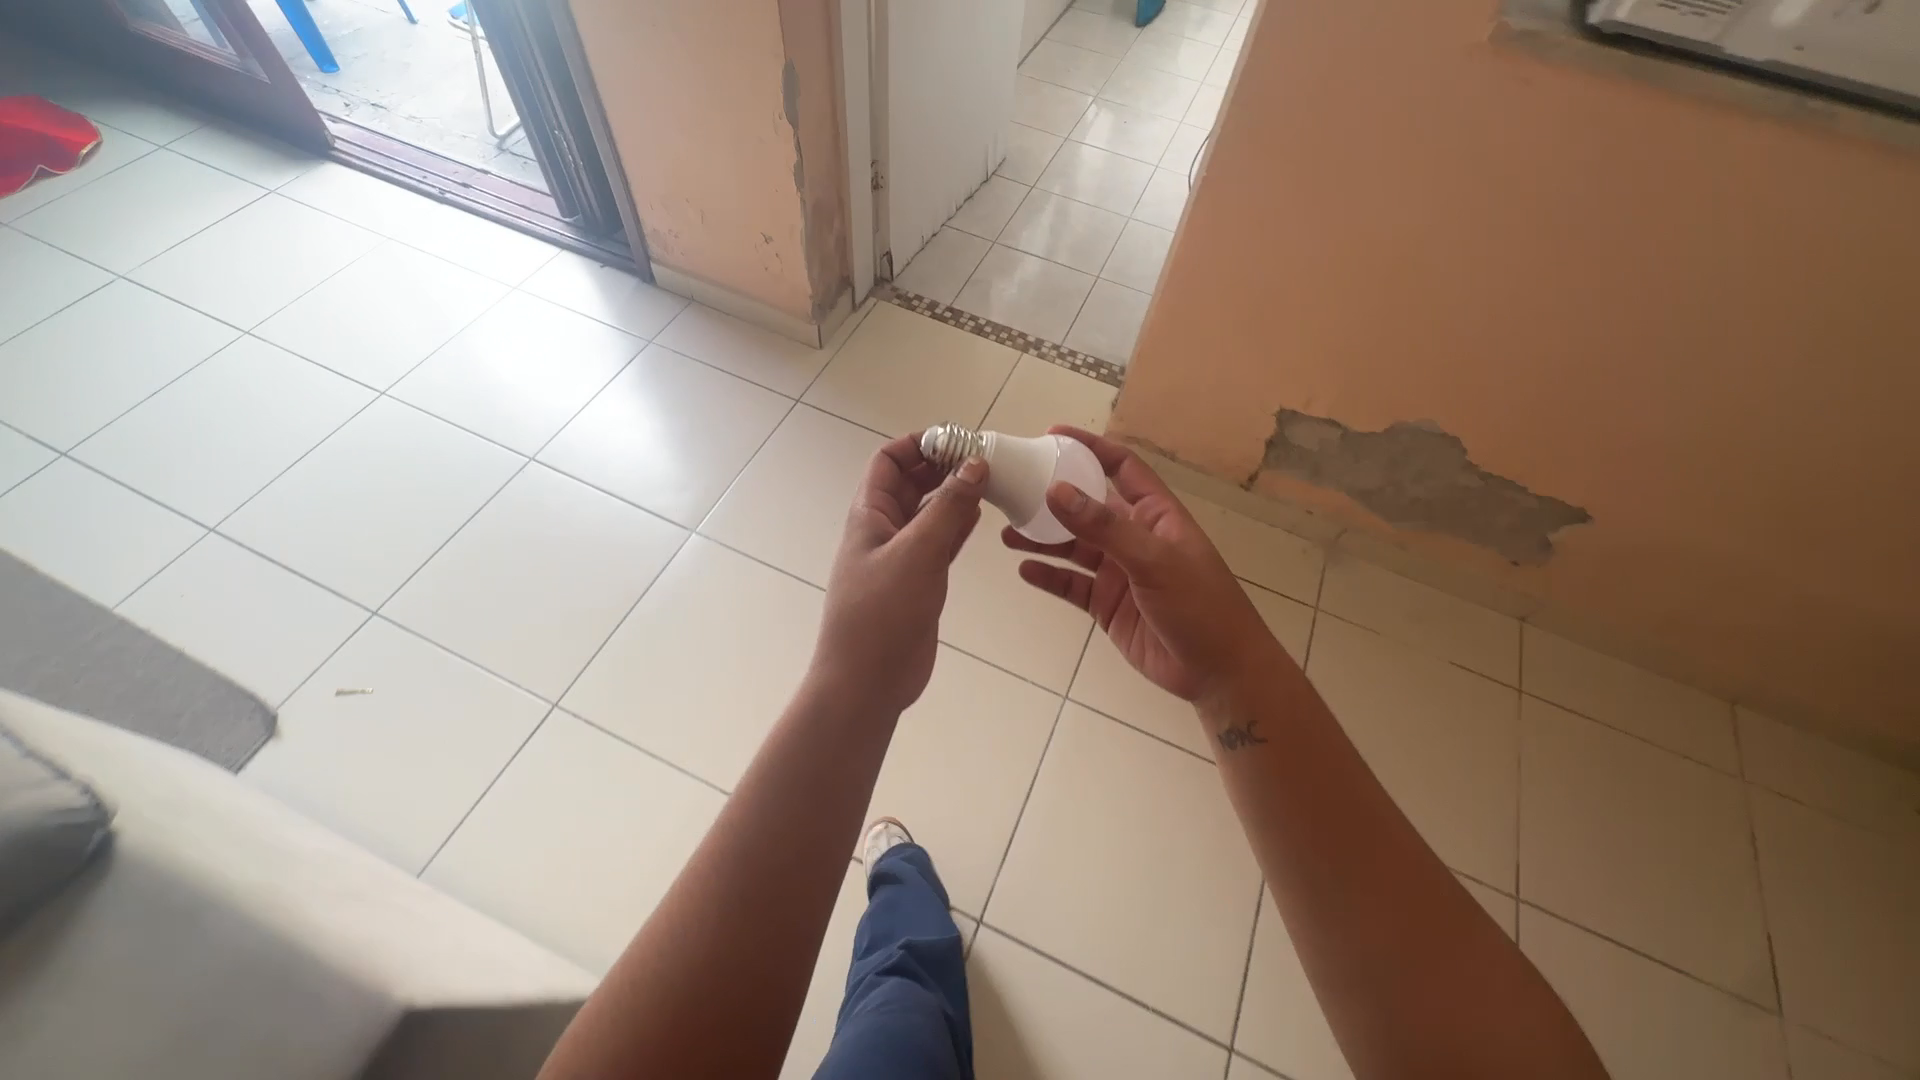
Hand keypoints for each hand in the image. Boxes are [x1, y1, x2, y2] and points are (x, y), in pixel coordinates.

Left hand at [809, 434, 987, 712]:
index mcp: (869, 515)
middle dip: (942, 466)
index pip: (888, 461)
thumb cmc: (883, 614)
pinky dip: (957, 527)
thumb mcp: (917, 553)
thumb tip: (975, 463)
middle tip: (983, 459)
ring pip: (928, 513)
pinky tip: (980, 516)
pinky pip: (939, 543)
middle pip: (910, 484)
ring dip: (954, 496)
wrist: (867, 682)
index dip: (919, 444)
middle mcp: (882, 531)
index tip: (959, 440)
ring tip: (990, 481)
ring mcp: (900, 558)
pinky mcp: (917, 584)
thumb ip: (948, 508)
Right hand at [1004, 427, 1282, 705]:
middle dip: (1053, 497)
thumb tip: (1056, 490)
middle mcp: (1134, 538)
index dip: (1091, 448)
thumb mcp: (1153, 560)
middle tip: (1013, 490)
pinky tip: (1024, 570)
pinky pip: (1071, 585)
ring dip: (1042, 538)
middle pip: (1087, 507)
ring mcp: (1119, 572)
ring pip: (1073, 547)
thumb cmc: (1200, 606)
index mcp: (1155, 515)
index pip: (1121, 467)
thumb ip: (1104, 527)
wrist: (1218, 672)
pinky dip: (1048, 576)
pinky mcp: (1107, 605)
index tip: (1052, 436)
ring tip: (1006, 533)